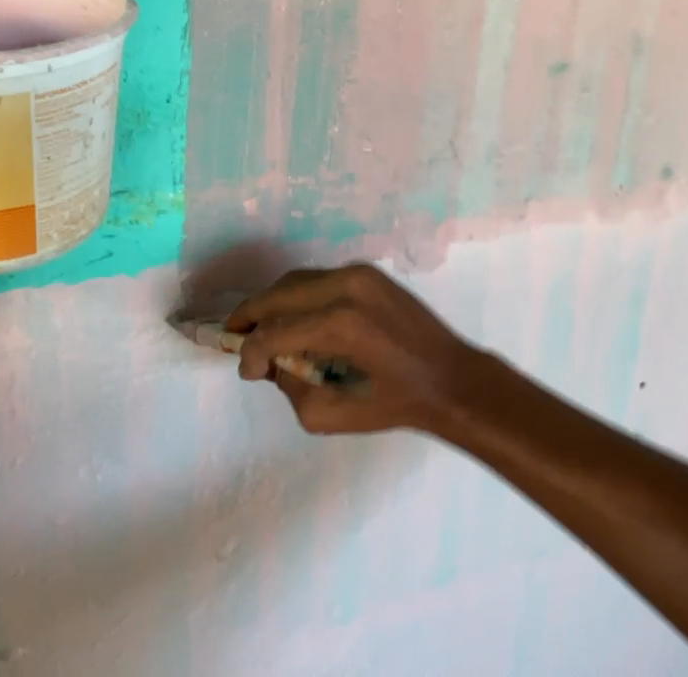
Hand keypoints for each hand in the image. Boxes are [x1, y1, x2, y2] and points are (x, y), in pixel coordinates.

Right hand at [224, 263, 482, 433]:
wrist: (451, 378)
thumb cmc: (395, 404)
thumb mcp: (332, 414)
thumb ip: (291, 388)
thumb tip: (271, 363)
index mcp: (339, 325)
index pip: (273, 332)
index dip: (251, 353)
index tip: (249, 373)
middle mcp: (345, 289)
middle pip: (276, 296)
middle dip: (249, 318)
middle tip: (235, 338)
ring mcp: (358, 274)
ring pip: (294, 282)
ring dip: (271, 304)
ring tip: (259, 328)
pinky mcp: (368, 272)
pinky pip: (316, 279)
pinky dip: (296, 296)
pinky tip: (293, 318)